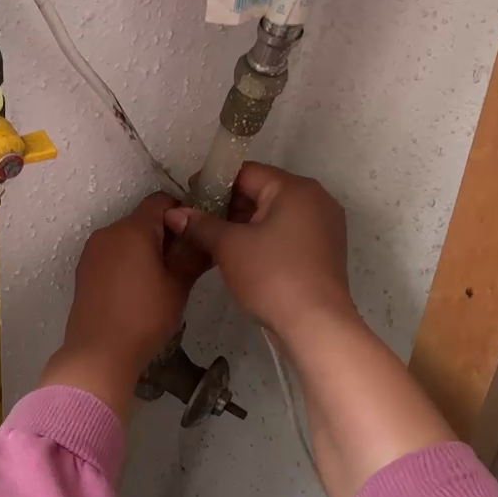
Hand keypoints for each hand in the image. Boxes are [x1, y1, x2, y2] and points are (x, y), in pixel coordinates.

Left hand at [42, 192, 206, 416]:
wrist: (99, 353)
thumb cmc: (144, 318)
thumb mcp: (178, 286)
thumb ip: (194, 255)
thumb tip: (206, 238)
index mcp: (132, 230)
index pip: (161, 201)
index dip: (182, 213)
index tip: (195, 238)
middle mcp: (108, 233)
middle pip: (143, 219)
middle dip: (165, 235)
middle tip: (183, 265)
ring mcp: (92, 252)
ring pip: (126, 238)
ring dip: (146, 250)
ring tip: (160, 282)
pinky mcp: (84, 271)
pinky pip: (112, 255)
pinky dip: (127, 263)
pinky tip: (137, 291)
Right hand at [164, 162, 356, 340]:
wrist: (315, 324)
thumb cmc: (272, 276)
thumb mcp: (229, 247)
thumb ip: (200, 225)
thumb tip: (174, 213)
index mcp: (295, 188)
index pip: (246, 172)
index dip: (213, 182)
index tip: (188, 198)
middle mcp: (315, 199)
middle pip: (262, 191)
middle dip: (227, 205)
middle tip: (196, 223)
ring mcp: (323, 225)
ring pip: (273, 214)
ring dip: (243, 224)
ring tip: (211, 240)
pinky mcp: (322, 249)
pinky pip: (285, 232)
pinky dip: (262, 238)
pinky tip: (239, 255)